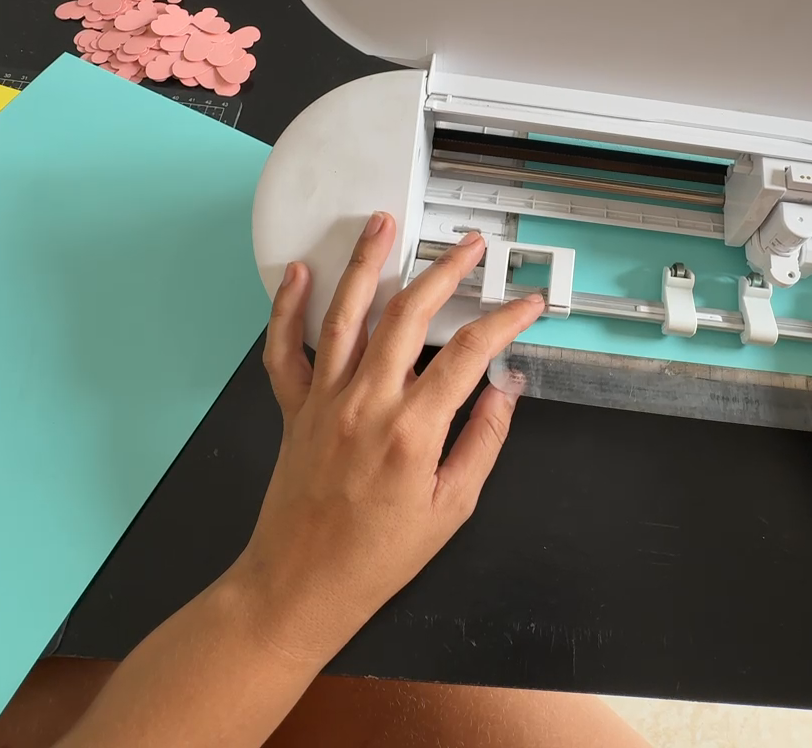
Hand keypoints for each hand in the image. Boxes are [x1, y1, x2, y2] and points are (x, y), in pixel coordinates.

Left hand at [227, 214, 544, 665]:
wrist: (298, 587)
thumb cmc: (378, 556)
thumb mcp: (451, 509)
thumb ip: (483, 441)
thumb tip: (505, 389)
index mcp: (412, 430)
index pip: (468, 353)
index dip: (504, 321)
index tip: (527, 304)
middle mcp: (367, 402)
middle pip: (408, 315)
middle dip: (444, 271)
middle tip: (468, 246)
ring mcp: (325, 399)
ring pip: (347, 314)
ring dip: (367, 263)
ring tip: (382, 224)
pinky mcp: (295, 406)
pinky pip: (285, 348)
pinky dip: (287, 307)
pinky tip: (297, 272)